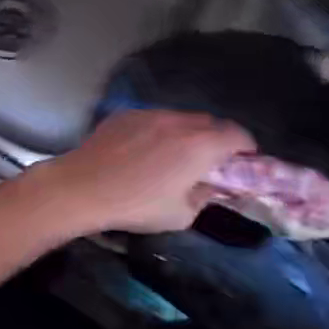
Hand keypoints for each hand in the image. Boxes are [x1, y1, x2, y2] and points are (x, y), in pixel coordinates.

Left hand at [29, 110, 254, 234]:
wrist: (83, 186)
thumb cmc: (136, 205)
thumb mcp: (182, 214)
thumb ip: (202, 196)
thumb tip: (205, 186)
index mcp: (200, 145)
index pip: (237, 135)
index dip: (245, 148)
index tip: (242, 162)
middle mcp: (177, 122)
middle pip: (209, 122)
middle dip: (216, 139)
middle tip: (209, 161)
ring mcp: (148, 114)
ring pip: (179, 117)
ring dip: (186, 132)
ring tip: (174, 155)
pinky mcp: (123, 115)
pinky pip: (152, 118)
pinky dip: (158, 130)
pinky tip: (144, 150)